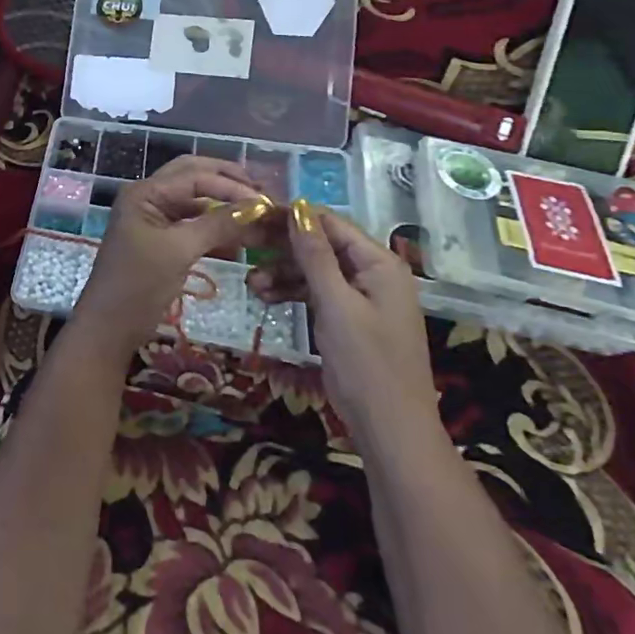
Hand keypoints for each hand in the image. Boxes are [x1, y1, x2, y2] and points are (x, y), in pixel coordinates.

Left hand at [73, 156, 262, 361]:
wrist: (110, 325)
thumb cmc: (138, 284)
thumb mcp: (179, 250)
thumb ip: (218, 224)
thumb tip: (258, 206)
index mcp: (144, 193)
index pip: (195, 175)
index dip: (232, 185)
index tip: (266, 203)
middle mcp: (148, 198)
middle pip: (195, 179)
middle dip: (229, 184)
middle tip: (264, 196)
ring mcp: (153, 219)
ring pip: (196, 202)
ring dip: (225, 207)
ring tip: (259, 217)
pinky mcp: (161, 240)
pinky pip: (193, 224)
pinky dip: (216, 228)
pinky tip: (241, 238)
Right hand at [247, 208, 435, 448]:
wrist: (388, 424)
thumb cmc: (365, 361)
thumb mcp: (335, 304)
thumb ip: (315, 256)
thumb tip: (297, 209)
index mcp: (380, 264)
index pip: (332, 224)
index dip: (293, 218)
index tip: (253, 218)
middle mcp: (374, 274)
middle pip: (322, 247)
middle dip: (284, 248)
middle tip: (245, 249)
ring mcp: (362, 297)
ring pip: (316, 271)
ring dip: (284, 273)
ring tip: (252, 284)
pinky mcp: (349, 318)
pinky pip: (318, 293)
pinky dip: (293, 293)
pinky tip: (266, 297)